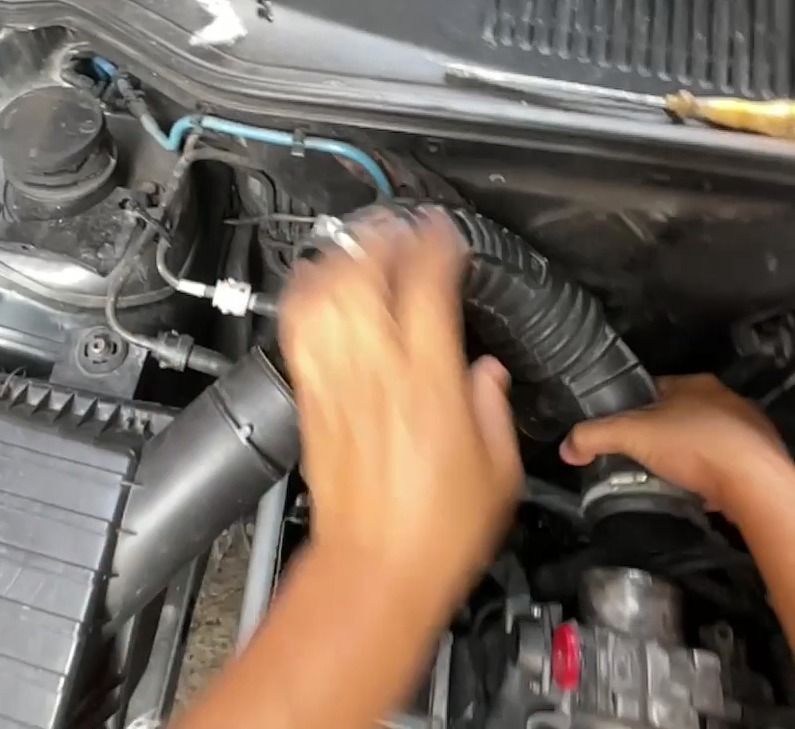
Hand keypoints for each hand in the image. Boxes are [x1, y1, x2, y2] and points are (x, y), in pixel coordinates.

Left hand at [279, 210, 522, 602]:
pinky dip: (303, 295)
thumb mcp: (496, 469)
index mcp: (430, 384)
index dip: (436, 246)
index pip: (428, 288)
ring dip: (344, 256)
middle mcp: (379, 373)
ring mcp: (338, 382)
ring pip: (328, 296)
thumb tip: (488, 371)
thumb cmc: (436, 530)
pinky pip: (298, 332)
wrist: (374, 569)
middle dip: (385, 237)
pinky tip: (313, 277)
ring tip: (359, 238)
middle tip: (400, 224)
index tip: (442, 230)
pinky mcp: (311, 397)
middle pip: (369, 278)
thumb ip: (493, 407)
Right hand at [559, 375, 789, 513]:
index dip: (634, 407)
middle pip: (682, 412)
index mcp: (693, 383)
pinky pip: (733, 463)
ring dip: (693, 453)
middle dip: (664, 432)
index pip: (653, 389)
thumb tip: (567, 447)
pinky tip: (703, 491)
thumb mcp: (630, 436)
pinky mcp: (768, 459)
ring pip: (709, 437)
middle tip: (644, 455)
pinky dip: (716, 474)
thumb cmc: (696, 447)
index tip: (623, 429)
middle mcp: (726, 398)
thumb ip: (594, 436)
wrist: (758, 487)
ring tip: (672, 476)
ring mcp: (752, 429)